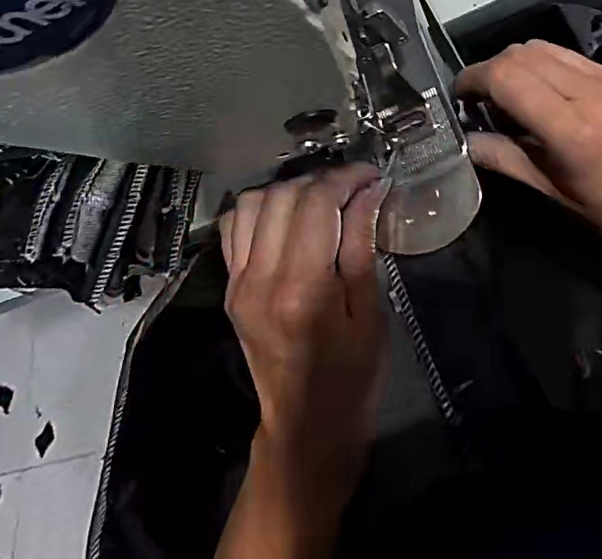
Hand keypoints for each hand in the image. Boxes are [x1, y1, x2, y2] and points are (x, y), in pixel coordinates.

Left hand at [218, 163, 389, 489]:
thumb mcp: (371, 310)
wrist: (305, 426)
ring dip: (290, 190)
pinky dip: (261, 209)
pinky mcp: (230, 287)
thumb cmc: (352, 375)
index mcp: (303, 288)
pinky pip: (236, 226)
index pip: (317, 202)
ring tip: (321, 199)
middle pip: (284, 195)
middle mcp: (261, 279)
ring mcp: (238, 282)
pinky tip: (288, 217)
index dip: (347, 178)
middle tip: (354, 188)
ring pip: (254, 202)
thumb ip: (362, 244)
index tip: (371, 175)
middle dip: (323, 180)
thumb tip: (369, 191)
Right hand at [456, 40, 601, 270]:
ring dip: (520, 64)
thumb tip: (466, 140)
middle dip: (493, 69)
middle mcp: (597, 91)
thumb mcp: (557, 195)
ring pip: (548, 48)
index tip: (460, 95)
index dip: (474, 78)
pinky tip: (554, 97)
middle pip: (523, 53)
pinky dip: (552, 69)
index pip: (507, 77)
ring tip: (514, 96)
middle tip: (483, 99)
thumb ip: (506, 159)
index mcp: (576, 129)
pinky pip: (576, 58)